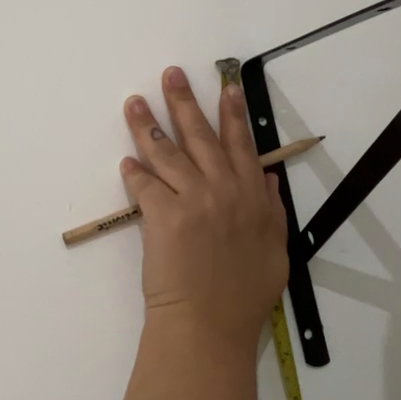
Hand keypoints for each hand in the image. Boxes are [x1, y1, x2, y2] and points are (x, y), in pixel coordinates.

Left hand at [119, 66, 288, 347]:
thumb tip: (267, 179)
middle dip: (184, 101)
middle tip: (171, 73)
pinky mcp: (163, 215)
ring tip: (134, 102)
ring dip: (148, 124)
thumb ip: (272, 212)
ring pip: (167, 152)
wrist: (210, 326)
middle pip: (201, 135)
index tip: (226, 86)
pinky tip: (125, 160)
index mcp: (251, 197)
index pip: (241, 144)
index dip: (233, 113)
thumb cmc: (244, 296)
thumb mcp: (275, 252)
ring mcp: (193, 199)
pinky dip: (134, 171)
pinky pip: (145, 184)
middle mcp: (223, 190)